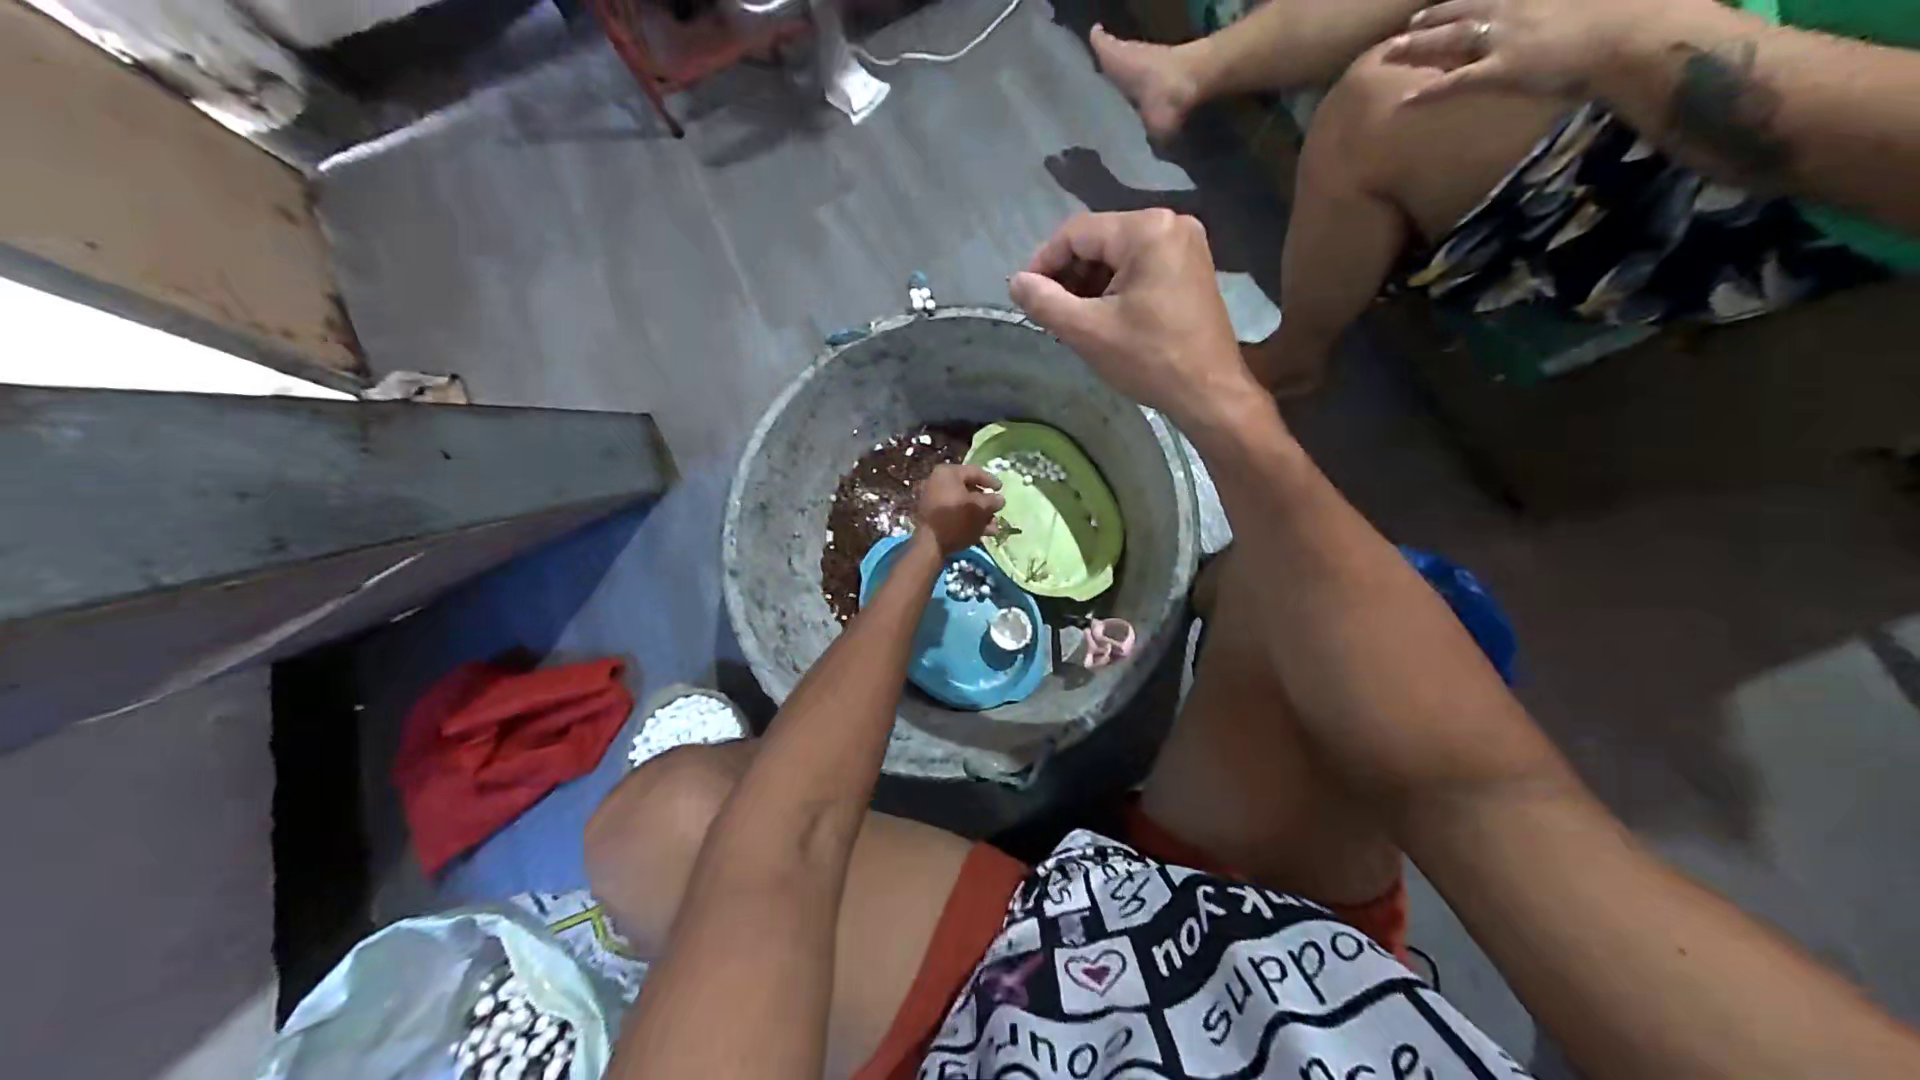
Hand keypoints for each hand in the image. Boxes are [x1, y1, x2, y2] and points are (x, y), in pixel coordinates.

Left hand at [914, 465, 1004, 554]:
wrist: (930, 544)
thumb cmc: (957, 518)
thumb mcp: (981, 507)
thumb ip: (992, 501)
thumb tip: (999, 499)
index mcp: (948, 473)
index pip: (975, 472)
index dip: (991, 480)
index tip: (1001, 488)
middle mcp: (938, 483)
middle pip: (969, 490)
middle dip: (986, 503)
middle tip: (997, 509)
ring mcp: (934, 501)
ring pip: (963, 505)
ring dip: (980, 515)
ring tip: (994, 526)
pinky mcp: (934, 517)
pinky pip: (955, 514)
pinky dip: (969, 521)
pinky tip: (983, 532)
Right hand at [1008, 210, 1259, 429]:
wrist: (1209, 392)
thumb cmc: (1149, 360)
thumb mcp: (1087, 331)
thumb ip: (1044, 302)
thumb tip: (1016, 283)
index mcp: (1146, 230)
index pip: (1076, 232)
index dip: (1043, 262)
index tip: (1026, 295)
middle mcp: (1170, 223)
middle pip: (1098, 240)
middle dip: (1068, 275)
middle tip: (1050, 312)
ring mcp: (1185, 244)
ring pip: (1117, 255)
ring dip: (1089, 283)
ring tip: (1073, 319)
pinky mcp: (1190, 267)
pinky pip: (1139, 266)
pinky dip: (1114, 287)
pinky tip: (1101, 317)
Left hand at [1382, 0, 1663, 104]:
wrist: (1639, 34)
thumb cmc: (1631, 14)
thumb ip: (1567, 3)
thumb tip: (1547, 21)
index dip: (1465, 1)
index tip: (1445, 5)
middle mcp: (1518, 8)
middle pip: (1464, 10)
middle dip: (1432, 17)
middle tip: (1408, 26)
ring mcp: (1508, 38)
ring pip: (1450, 40)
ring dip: (1417, 46)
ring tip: (1390, 53)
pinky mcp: (1503, 69)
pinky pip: (1455, 82)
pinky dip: (1428, 92)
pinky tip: (1404, 100)